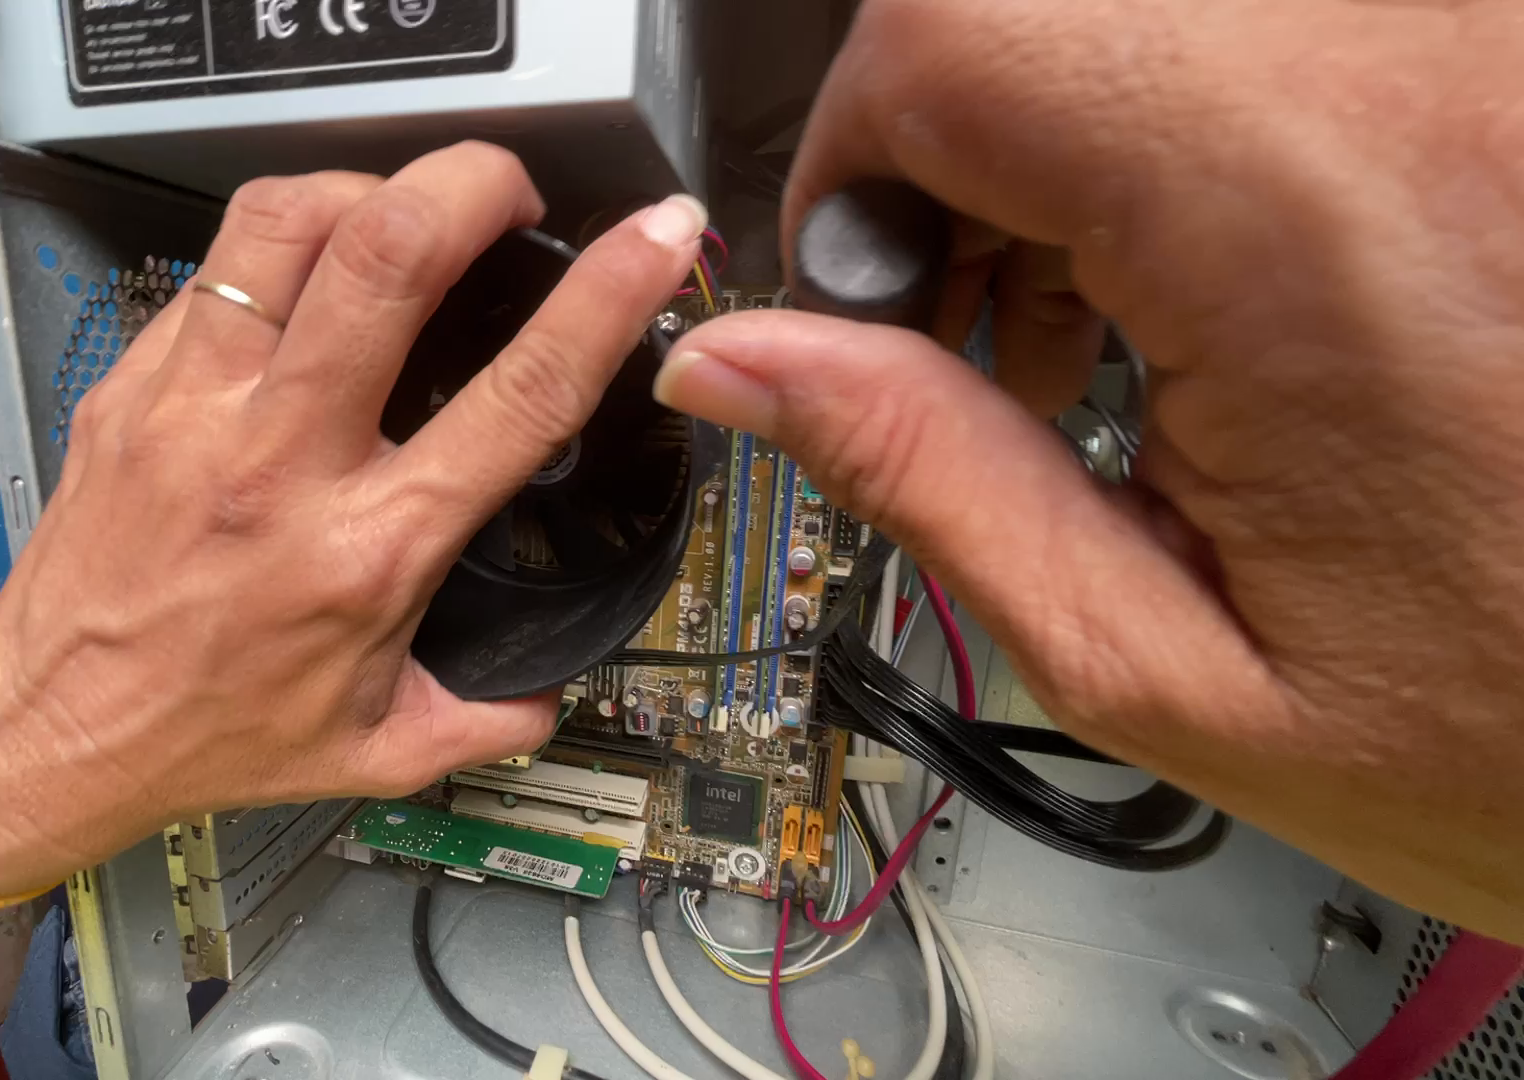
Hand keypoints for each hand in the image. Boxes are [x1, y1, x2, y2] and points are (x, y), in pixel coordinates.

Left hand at [0, 143, 708, 895]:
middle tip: (513, 188)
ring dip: (373, 189)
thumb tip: (554, 688)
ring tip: (414, 208)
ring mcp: (196, 407)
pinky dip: (292, 234)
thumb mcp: (386, 752)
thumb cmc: (221, 737)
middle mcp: (286, 461)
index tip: (654, 240)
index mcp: (374, 547)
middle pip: (389, 260)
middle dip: (472, 185)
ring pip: (288, 226)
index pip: (519, 397)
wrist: (52, 730)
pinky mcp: (133, 385)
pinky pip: (221, 263)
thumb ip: (493, 720)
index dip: (604, 300)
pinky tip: (320, 267)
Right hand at [655, 0, 1523, 936]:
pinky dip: (1134, 132)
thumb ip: (910, 471)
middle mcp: (1441, 64)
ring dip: (1027, 148)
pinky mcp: (1483, 66)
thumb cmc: (1520, 744)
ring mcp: (1478, 46)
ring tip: (1071, 317)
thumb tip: (725, 366)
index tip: (864, 289)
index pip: (956, 36)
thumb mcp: (1136, 653)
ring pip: (1112, 6)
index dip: (853, 152)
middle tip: (964, 313)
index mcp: (1317, 226)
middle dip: (929, 147)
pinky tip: (1168, 270)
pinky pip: (1228, 35)